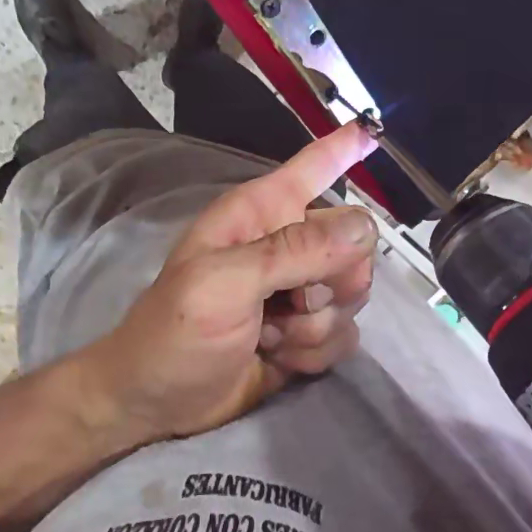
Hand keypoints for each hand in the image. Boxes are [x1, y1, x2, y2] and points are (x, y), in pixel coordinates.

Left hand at [78, 123, 380, 440]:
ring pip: (352, 294)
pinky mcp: (305, 332)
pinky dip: (315, 352)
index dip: (343, 148)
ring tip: (270, 335)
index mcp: (259, 213)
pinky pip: (345, 333)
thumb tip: (364, 227)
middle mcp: (285, 244)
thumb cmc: (174, 329)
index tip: (373, 130)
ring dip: (316, 324)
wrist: (158, 400)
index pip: (311, 167)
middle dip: (332, 281)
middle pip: (353, 243)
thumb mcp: (223, 283)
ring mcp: (297, 290)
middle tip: (292, 301)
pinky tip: (277, 358)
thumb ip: (293, 252)